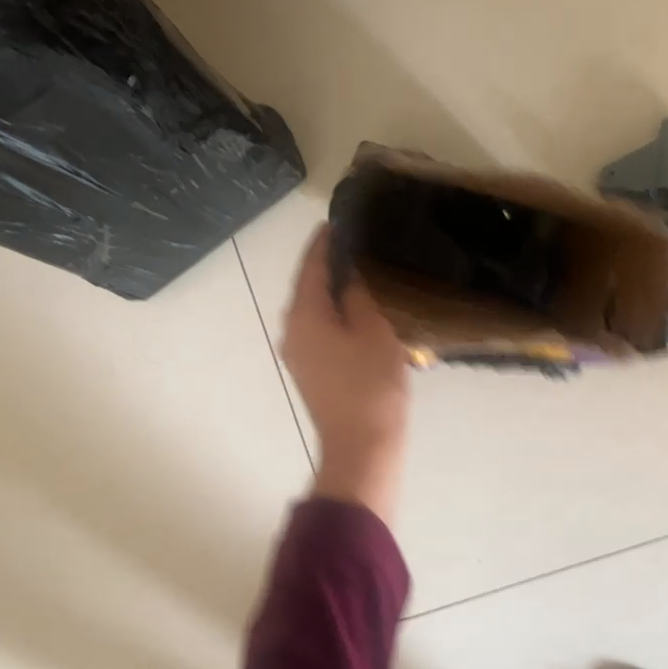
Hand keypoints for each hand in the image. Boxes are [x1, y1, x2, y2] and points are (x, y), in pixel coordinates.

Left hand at [280, 225, 411, 520]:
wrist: (362, 448)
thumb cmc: (370, 385)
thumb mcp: (375, 330)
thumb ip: (360, 294)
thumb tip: (350, 274)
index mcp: (304, 315)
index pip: (311, 265)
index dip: (326, 241)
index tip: (342, 220)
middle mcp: (292, 330)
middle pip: (308, 286)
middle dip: (329, 264)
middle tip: (361, 244)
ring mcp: (299, 354)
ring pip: (315, 309)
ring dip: (334, 290)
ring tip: (365, 274)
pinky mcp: (312, 372)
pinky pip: (321, 329)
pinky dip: (337, 313)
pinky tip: (362, 311)